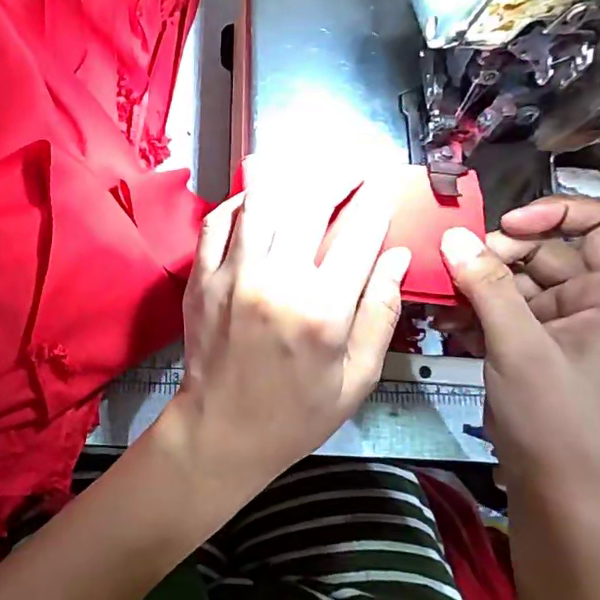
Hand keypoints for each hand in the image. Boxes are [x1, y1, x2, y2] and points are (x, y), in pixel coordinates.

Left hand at [168, 156, 411, 496]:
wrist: (222, 431)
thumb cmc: (297, 413)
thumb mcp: (357, 377)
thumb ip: (381, 313)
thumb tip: (398, 257)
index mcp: (323, 310)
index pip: (359, 231)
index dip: (378, 197)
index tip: (386, 180)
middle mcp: (276, 282)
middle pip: (310, 201)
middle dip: (338, 174)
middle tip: (353, 169)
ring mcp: (232, 275)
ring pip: (262, 200)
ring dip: (290, 175)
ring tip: (309, 168)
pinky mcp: (201, 278)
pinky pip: (219, 220)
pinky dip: (241, 201)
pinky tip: (260, 197)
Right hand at [440, 196, 599, 506]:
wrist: (557, 491)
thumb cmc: (555, 417)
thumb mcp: (519, 347)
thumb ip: (486, 288)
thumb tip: (453, 237)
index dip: (556, 211)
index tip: (504, 227)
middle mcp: (597, 303)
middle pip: (548, 251)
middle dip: (498, 256)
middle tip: (457, 271)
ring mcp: (566, 326)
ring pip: (519, 282)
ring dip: (479, 286)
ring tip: (441, 298)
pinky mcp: (539, 348)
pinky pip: (508, 312)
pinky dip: (479, 312)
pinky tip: (446, 322)